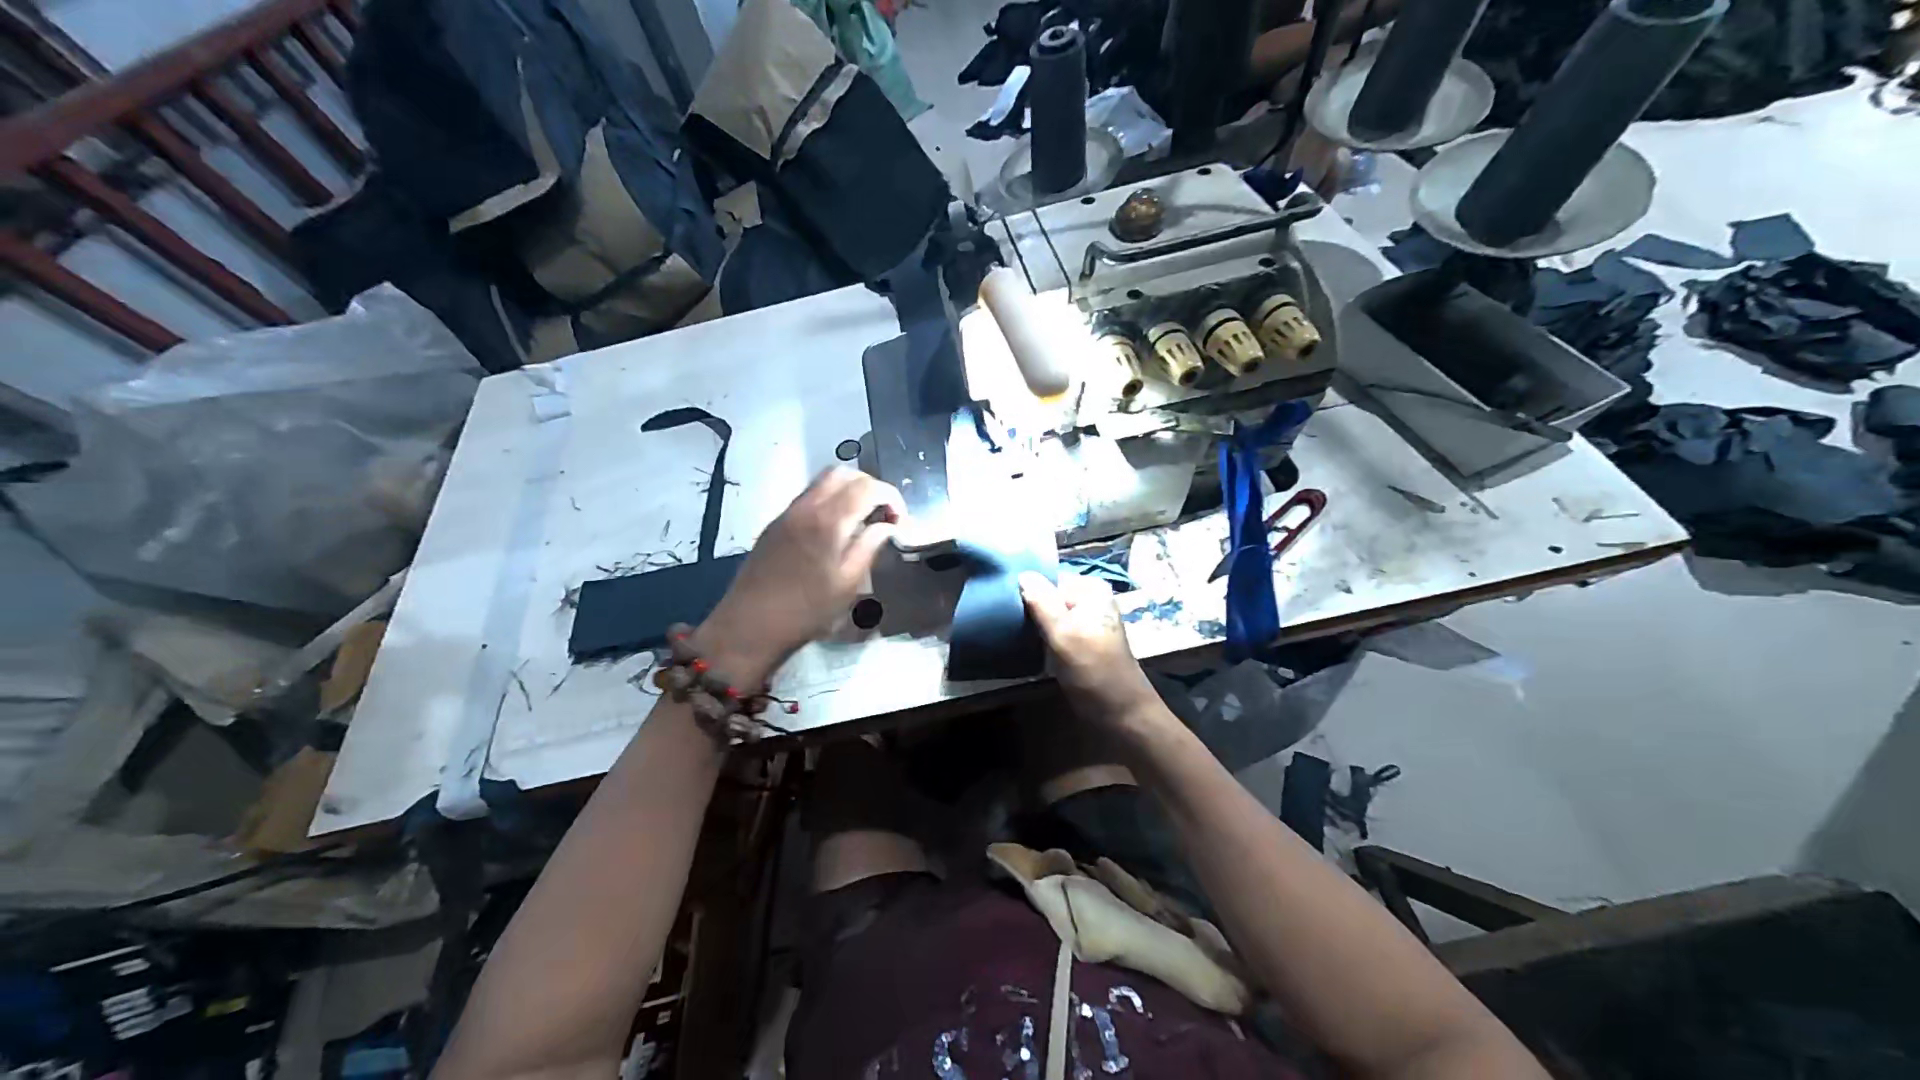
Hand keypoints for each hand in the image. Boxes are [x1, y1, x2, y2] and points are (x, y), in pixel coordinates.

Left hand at [698, 467, 904, 682]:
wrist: (751, 625)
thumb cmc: (806, 611)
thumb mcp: (849, 584)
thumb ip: (870, 546)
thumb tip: (887, 526)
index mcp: (828, 520)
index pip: (867, 487)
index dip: (890, 497)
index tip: (900, 519)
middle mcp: (806, 507)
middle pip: (843, 473)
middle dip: (870, 486)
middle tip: (883, 513)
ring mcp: (788, 513)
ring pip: (823, 481)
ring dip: (849, 491)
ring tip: (863, 520)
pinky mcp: (777, 523)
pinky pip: (809, 497)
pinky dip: (830, 501)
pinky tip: (837, 529)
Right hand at [1018, 571, 1162, 728]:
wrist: (1120, 713)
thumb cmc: (1094, 672)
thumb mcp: (1064, 634)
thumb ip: (1043, 603)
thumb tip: (1022, 573)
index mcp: (1091, 590)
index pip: (1047, 578)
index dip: (1026, 591)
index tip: (1005, 607)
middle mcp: (1089, 600)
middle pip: (1047, 595)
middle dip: (1028, 608)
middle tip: (1007, 623)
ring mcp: (1084, 621)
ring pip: (1046, 614)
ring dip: (1031, 624)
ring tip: (1013, 633)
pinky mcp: (1078, 641)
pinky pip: (1051, 630)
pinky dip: (1039, 636)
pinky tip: (1025, 644)